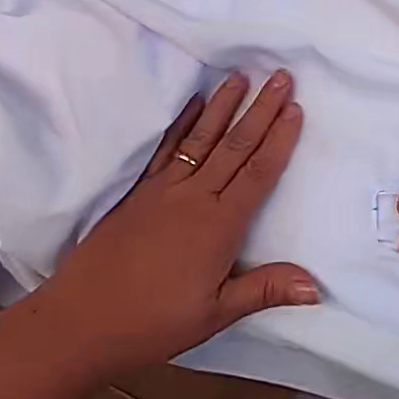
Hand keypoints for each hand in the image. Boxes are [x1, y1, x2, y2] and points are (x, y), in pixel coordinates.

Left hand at [26, 70, 319, 381]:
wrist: (83, 318)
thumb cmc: (154, 322)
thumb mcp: (215, 315)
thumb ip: (264, 291)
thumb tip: (316, 286)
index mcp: (219, 226)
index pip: (258, 173)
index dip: (279, 139)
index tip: (295, 108)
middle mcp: (194, 197)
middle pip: (235, 146)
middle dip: (261, 109)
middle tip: (281, 77)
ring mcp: (163, 189)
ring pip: (201, 138)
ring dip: (223, 105)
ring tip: (240, 76)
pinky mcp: (138, 190)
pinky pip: (165, 148)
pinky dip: (181, 123)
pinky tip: (192, 103)